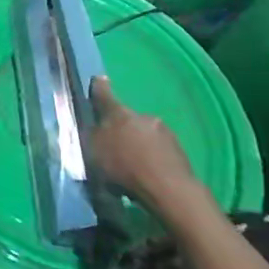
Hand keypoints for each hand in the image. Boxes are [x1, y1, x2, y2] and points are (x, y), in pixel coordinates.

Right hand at [85, 77, 203, 213]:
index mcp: (117, 113)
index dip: (98, 87)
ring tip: (133, 165)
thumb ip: (91, 137)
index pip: (103, 94)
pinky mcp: (178, 148)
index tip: (98, 79)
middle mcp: (141, 115)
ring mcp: (163, 130)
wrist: (168, 188)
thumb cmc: (124, 168)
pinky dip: (152, 156)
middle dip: (120, 128)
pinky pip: (158, 149)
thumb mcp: (93, 153)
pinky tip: (148, 173)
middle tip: (115, 145)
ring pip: (144, 133)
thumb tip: (92, 128)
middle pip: (126, 117)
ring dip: (138, 143)